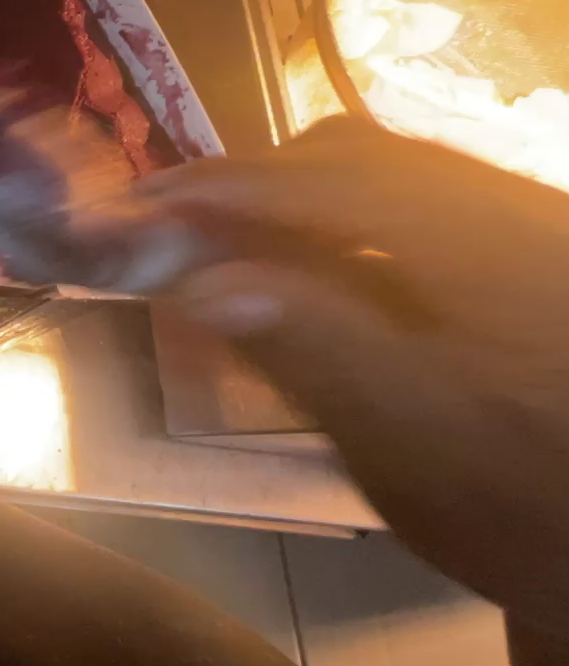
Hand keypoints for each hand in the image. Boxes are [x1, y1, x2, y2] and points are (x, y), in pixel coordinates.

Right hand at [146, 117, 568, 635]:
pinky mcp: (518, 247)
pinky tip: (288, 258)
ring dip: (279, 193)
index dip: (229, 184)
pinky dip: (320, 211)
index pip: (342, 184)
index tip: (138, 202)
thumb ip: (313, 354)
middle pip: (359, 156)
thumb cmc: (524, 510)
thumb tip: (198, 283)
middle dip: (248, 181)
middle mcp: (527, 220)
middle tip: (170, 225)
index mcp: (510, 262)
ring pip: (378, 168)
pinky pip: (400, 196)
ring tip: (216, 240)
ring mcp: (528, 227)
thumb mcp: (413, 448)